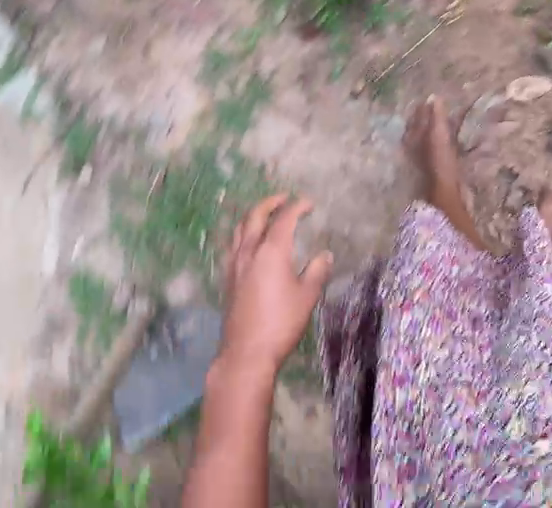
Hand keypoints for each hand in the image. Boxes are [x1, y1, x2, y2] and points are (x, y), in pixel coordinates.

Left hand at [218, 194, 332, 374]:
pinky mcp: (227, 279)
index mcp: (272, 250)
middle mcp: (250, 251)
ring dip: (253, 216)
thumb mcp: (307, 297)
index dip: (297, 207)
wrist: (246, 353)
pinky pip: (233, 245)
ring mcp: (234, 264)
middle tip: (284, 198)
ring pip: (240, 229)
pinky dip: (243, 234)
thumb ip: (317, 271)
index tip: (308, 203)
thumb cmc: (281, 323)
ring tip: (264, 215)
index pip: (284, 218)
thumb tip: (325, 255)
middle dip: (270, 203)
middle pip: (256, 216)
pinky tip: (249, 244)